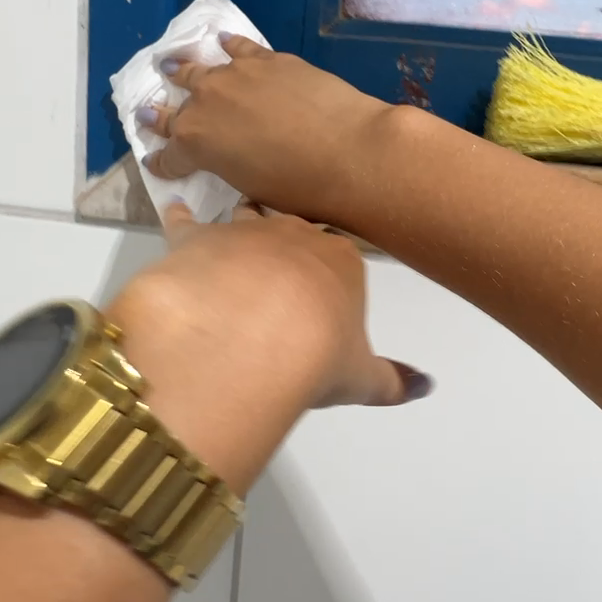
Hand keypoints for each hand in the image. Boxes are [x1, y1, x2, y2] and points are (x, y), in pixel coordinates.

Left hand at [107, 201, 430, 488]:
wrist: (251, 340)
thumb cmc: (317, 355)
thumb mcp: (362, 377)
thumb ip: (394, 380)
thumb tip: (427, 386)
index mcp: (342, 261)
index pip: (342, 257)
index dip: (330, 278)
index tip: (321, 301)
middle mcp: (294, 235)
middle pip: (296, 231)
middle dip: (290, 248)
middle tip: (278, 277)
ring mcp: (242, 232)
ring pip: (245, 216)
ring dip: (242, 227)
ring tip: (235, 247)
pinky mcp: (194, 239)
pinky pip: (185, 221)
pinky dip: (180, 220)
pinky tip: (175, 214)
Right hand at [139, 35, 395, 223]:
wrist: (346, 150)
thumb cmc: (299, 187)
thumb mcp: (253, 189)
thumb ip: (234, 170)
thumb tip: (237, 162)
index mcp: (197, 145)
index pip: (170, 157)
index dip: (162, 163)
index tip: (156, 164)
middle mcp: (205, 104)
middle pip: (177, 110)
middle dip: (160, 115)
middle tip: (147, 113)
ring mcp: (235, 76)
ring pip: (198, 70)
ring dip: (182, 70)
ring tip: (169, 64)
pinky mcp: (267, 59)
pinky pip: (239, 48)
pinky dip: (229, 47)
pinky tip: (223, 42)